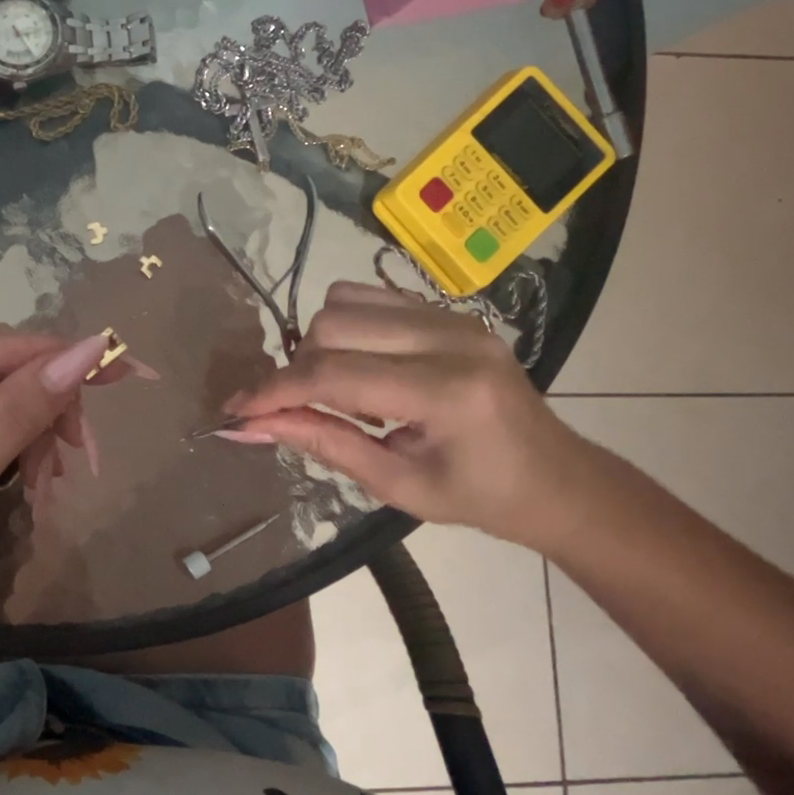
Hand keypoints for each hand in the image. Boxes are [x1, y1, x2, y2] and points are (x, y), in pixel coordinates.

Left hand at [0, 329, 119, 627]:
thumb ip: (17, 413)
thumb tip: (85, 353)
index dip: (56, 355)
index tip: (120, 366)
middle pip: (3, 366)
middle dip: (49, 405)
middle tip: (85, 449)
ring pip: (10, 393)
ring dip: (40, 433)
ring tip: (50, 484)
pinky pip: (0, 419)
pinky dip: (26, 447)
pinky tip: (38, 480)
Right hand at [221, 282, 605, 548]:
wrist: (558, 480)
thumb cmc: (479, 497)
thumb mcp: (395, 485)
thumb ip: (321, 443)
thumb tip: (247, 427)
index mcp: (447, 393)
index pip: (334, 375)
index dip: (274, 392)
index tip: (235, 412)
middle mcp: (452, 339)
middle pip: (332, 327)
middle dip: (299, 369)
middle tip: (305, 411)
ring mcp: (454, 317)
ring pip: (344, 302)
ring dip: (321, 344)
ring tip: (339, 389)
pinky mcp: (450, 311)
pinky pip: (368, 297)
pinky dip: (345, 327)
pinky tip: (360, 366)